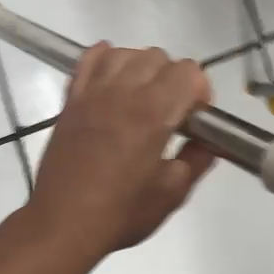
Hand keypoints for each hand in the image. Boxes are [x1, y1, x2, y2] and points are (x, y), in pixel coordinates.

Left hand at [29, 44, 215, 259]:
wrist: (64, 220)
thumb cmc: (122, 211)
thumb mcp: (172, 193)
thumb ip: (197, 159)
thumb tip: (209, 141)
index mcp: (153, 112)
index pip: (187, 71)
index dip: (200, 89)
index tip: (197, 116)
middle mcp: (123, 91)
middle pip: (157, 57)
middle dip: (173, 78)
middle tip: (172, 111)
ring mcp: (92, 91)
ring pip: (124, 53)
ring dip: (140, 67)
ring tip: (142, 97)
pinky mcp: (71, 98)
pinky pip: (88, 59)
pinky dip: (104, 58)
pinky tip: (112, 78)